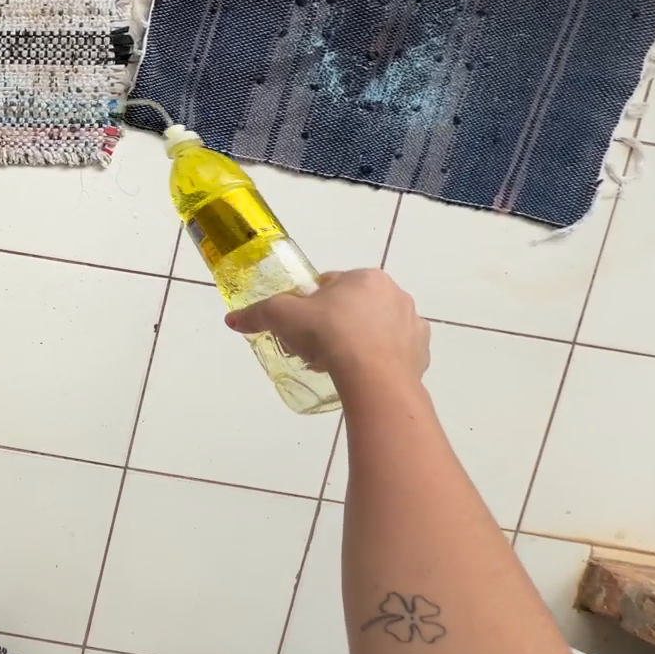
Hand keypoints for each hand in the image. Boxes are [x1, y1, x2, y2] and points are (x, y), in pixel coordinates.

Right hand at [225, 269, 429, 387]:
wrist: (372, 375)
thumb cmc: (327, 332)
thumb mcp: (279, 316)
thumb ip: (255, 314)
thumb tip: (232, 320)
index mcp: (365, 278)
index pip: (329, 284)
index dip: (308, 302)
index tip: (298, 321)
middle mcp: (396, 295)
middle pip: (351, 305)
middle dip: (331, 321)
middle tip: (310, 341)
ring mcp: (414, 325)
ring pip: (373, 328)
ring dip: (353, 338)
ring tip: (331, 359)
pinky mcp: (423, 354)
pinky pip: (392, 351)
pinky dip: (374, 358)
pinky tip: (355, 370)